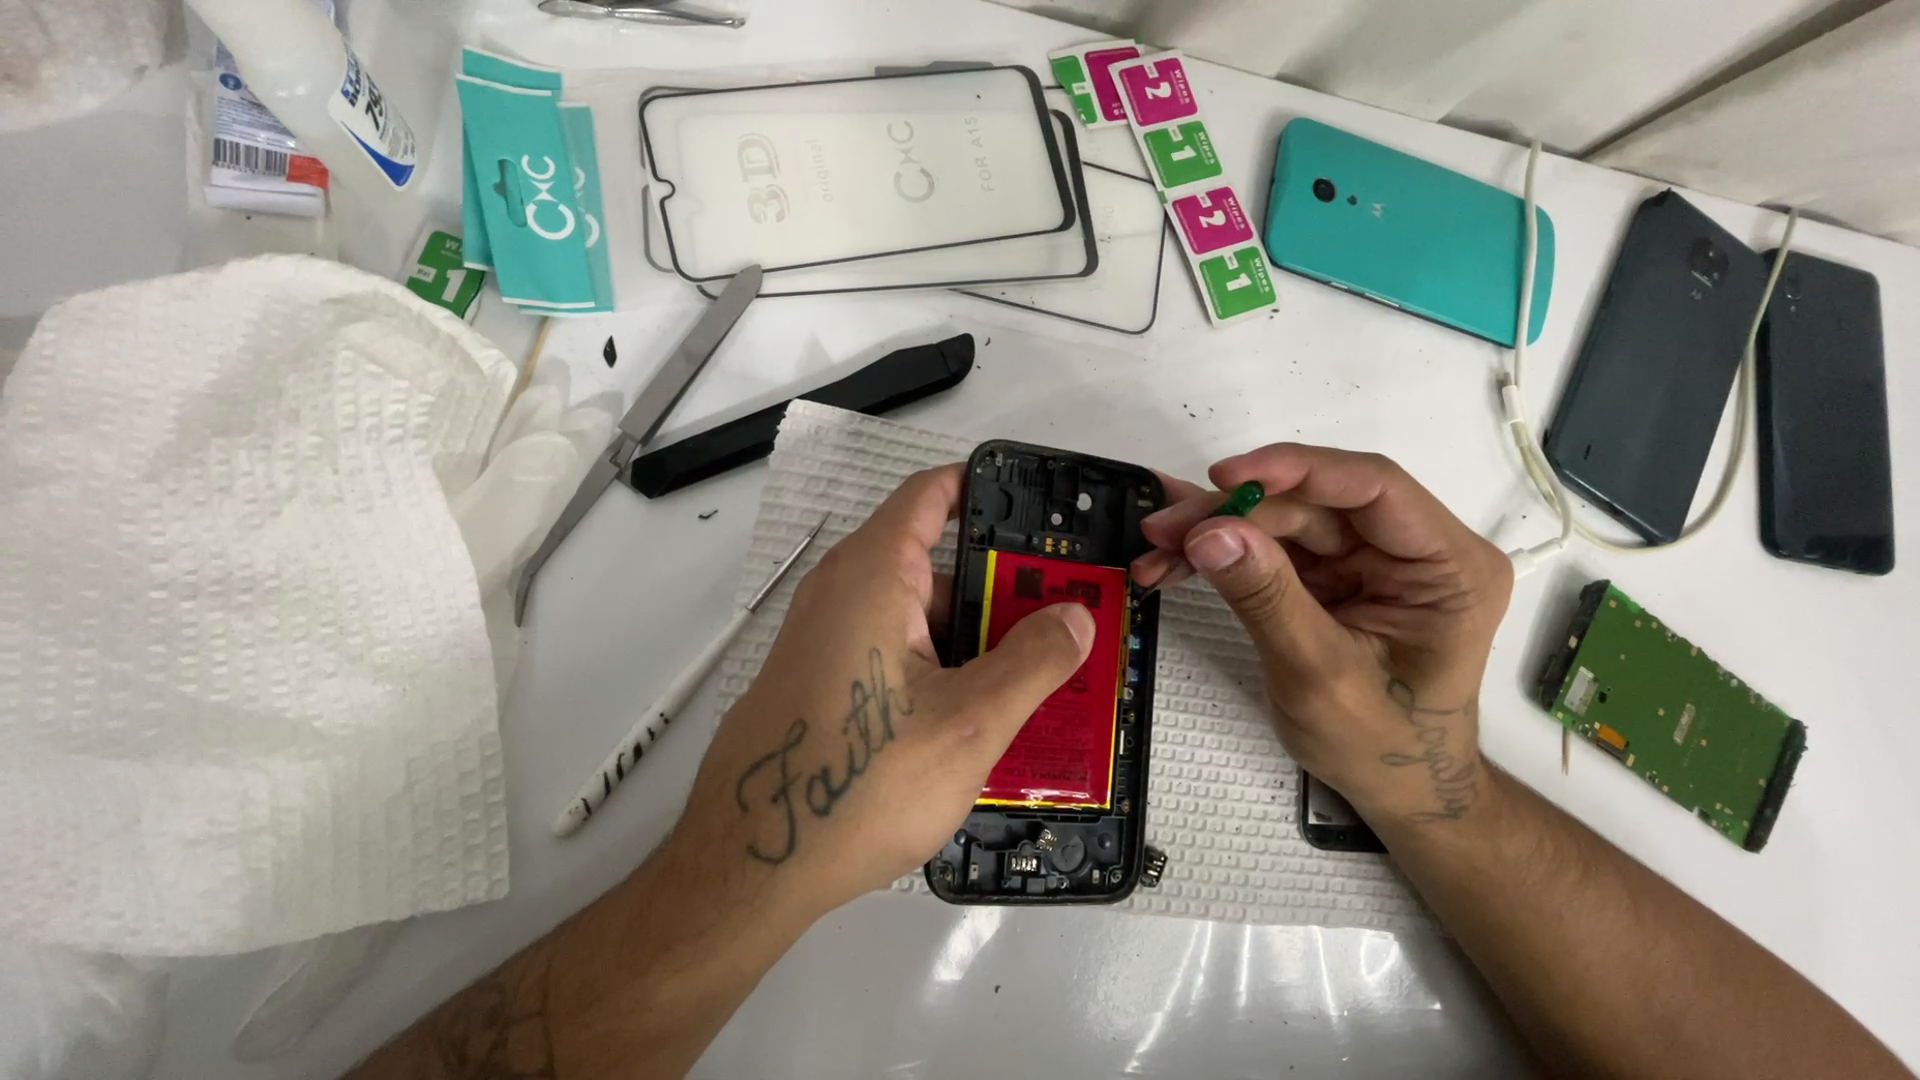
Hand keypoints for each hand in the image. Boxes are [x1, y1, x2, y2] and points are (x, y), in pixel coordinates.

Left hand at [671, 466, 1095, 923]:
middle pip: (935, 563)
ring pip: (917, 616)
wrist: (751, 865)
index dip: (988, 489)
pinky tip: (976, 717)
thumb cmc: (861, 782)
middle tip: (1065, 620)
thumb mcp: (969, 722)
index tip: (1046, 514)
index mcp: (873, 574)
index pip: (932, 494)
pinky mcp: (821, 680)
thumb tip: (1076, 615)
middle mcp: (843, 592)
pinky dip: (940, 668)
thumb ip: (1033, 662)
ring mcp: (827, 639)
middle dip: (1002, 589)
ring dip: (975, 639)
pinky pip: (894, 653)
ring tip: (1037, 677)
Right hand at [1132, 445, 1512, 828]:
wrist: (1397, 792)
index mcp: (1446, 565)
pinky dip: (1219, 557)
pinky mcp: (1331, 578)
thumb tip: (1208, 532)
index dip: (1296, 470)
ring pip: (1280, 523)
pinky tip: (1173, 563)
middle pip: (1311, 504)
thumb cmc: (1380, 747)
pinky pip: (1268, 550)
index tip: (1222, 478)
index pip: (1372, 488)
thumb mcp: (1319, 674)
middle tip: (1161, 530)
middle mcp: (1410, 550)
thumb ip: (1267, 597)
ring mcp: (1367, 563)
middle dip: (1232, 514)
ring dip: (1213, 534)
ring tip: (1154, 550)